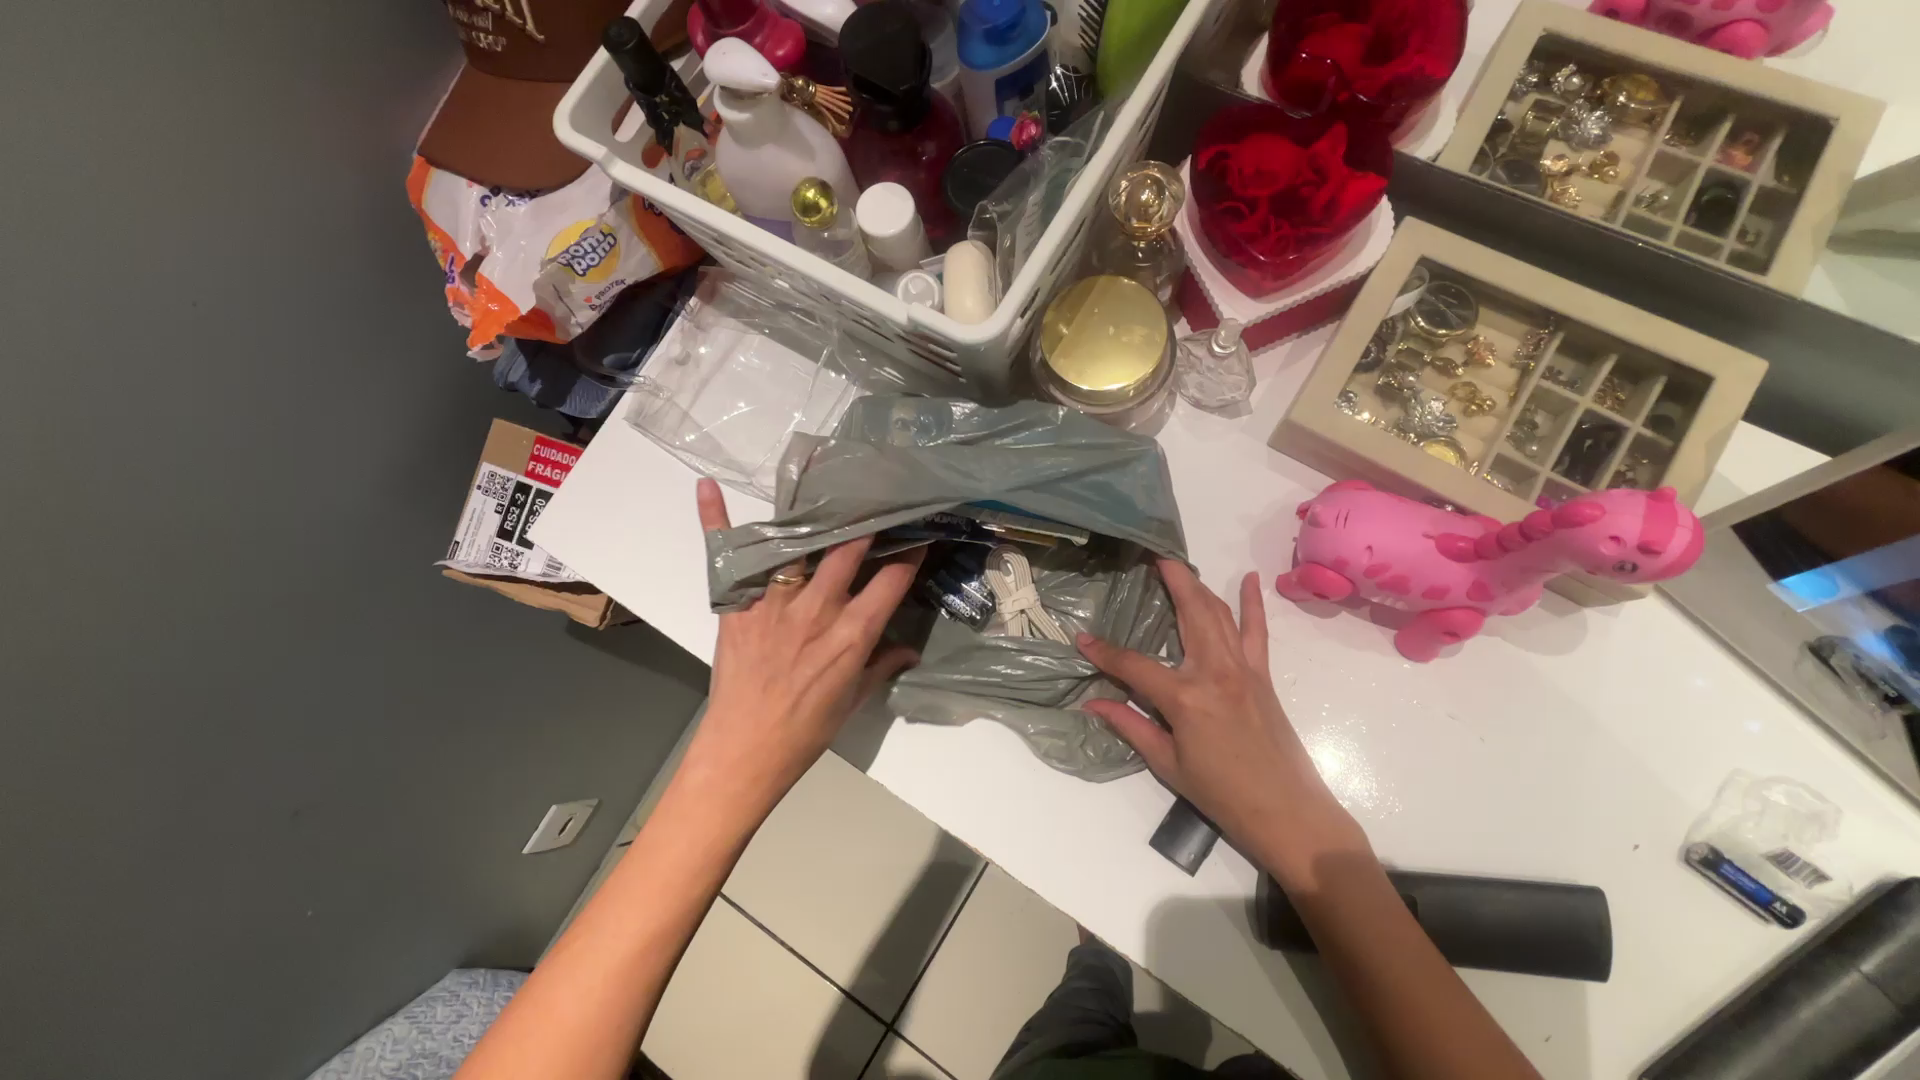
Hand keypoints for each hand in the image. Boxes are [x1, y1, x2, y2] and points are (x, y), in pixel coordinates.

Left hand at [688, 479, 924, 812]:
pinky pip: (727, 560)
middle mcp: (816, 611)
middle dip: (866, 520)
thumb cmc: (806, 730)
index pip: (890, 582)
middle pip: (847, 552)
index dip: (908, 555)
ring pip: (797, 547)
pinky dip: (715, 523)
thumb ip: (881, 666)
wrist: (746, 750)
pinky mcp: (737, 607)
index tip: (918, 534)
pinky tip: (706, 488)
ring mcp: (773, 605)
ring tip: (821, 481)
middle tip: (876, 495)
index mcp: (851, 635)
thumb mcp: (853, 700)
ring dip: (811, 516)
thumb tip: (910, 651)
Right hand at [1077, 561, 1367, 883]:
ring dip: (1199, 586)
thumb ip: (1130, 726)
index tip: (1081, 639)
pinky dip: (1253, 603)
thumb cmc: (1222, 795)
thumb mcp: (1167, 764)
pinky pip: (1256, 631)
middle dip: (1170, 581)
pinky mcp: (1263, 676)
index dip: (1104, 653)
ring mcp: (1244, 670)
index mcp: (1186, 698)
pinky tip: (1248, 579)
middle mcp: (1215, 672)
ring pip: (1219, 615)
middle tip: (1151, 556)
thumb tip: (1092, 703)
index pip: (1134, 665)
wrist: (1288, 812)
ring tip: (1179, 564)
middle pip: (1189, 614)